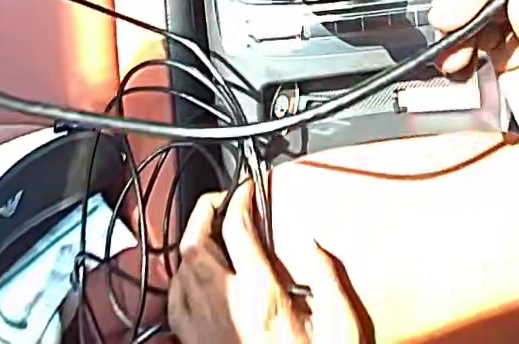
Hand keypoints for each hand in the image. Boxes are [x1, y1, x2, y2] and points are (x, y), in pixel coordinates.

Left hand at [168, 187, 362, 343]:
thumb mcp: (342, 333)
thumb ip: (331, 285)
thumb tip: (316, 246)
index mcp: (261, 300)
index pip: (237, 228)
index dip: (240, 196)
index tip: (248, 188)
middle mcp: (225, 310)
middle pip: (195, 243)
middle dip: (204, 211)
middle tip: (222, 201)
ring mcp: (204, 332)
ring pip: (180, 270)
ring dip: (191, 242)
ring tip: (209, 232)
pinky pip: (175, 303)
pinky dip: (181, 279)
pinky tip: (195, 276)